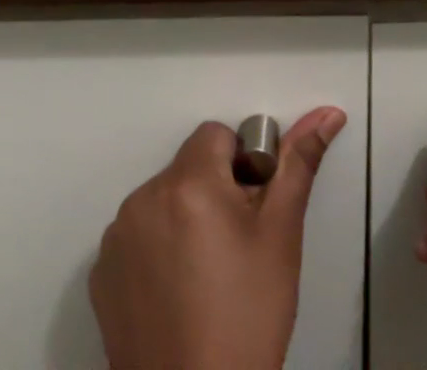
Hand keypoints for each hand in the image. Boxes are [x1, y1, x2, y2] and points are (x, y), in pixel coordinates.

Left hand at [90, 107, 346, 369]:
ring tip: (211, 271)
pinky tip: (180, 290)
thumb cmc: (249, 313)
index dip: (243, 162)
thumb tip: (326, 114)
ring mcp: (115, 239)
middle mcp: (142, 200)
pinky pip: (138, 237)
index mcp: (187, 184)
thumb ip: (300, 164)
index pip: (216, 135)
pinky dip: (159, 249)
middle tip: (240, 242)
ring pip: (163, 201)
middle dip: (216, 189)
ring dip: (186, 216)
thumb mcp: (282, 234)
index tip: (255, 205)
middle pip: (188, 167)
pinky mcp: (101, 274)